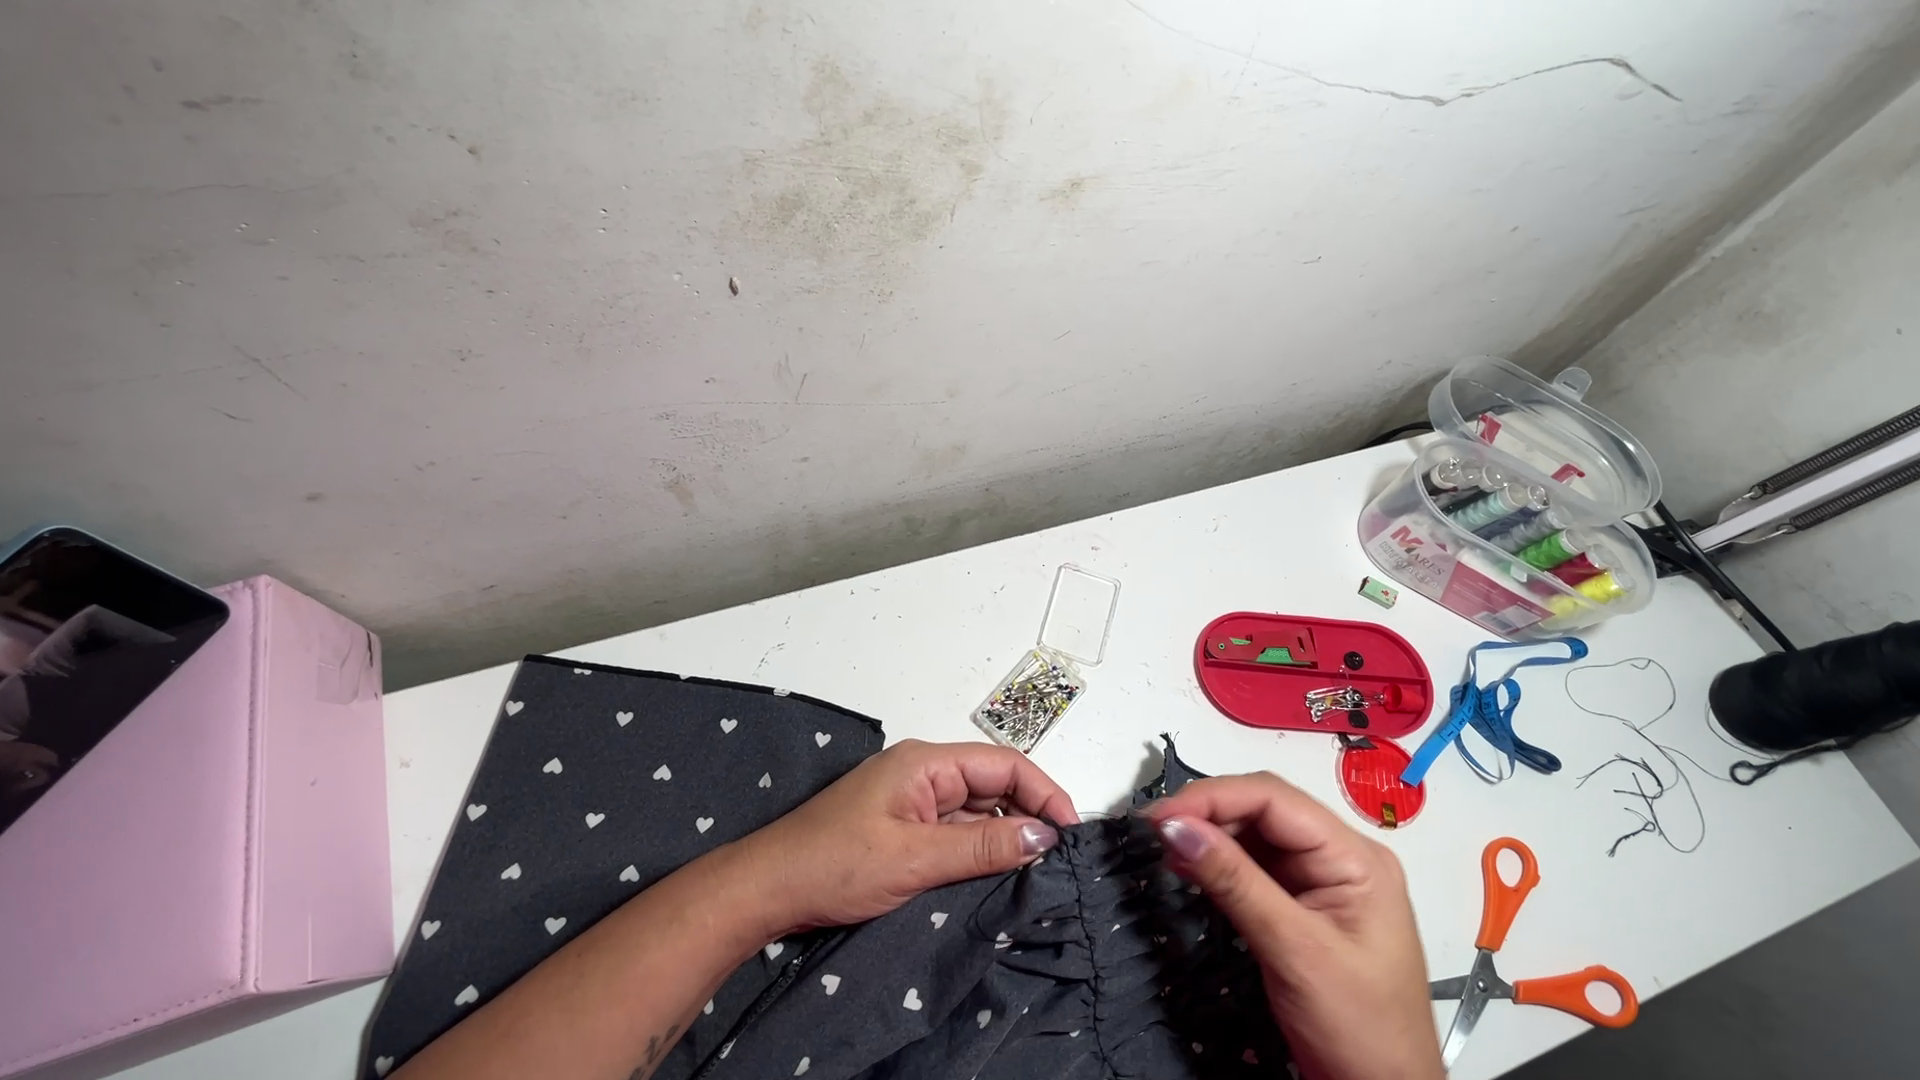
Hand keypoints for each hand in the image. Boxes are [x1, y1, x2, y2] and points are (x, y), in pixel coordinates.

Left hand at [731, 739, 1078, 937]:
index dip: (1043, 793)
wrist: (769, 889)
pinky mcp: (904, 828)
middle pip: (993, 785)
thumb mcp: (915, 858)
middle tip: (1057, 862)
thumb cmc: (833, 864)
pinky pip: (955, 832)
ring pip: (977, 811)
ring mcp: (913, 802)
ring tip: (1035, 873)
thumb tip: (1043, 835)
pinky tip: (995, 876)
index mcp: (926, 763)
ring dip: (1004, 837)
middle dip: (1028, 817)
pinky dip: (978, 850)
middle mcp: (924, 774)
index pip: (1004, 765)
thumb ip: (982, 845)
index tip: (1070, 833)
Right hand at [1146, 774, 1440, 1079]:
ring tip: (1165, 849)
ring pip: (1253, 834)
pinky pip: (1252, 866)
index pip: (1274, 799)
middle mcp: (1339, 856)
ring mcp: (1321, 880)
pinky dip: (1217, 863)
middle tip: (1155, 832)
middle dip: (1207, 813)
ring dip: (1208, 836)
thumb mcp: (1293, 950)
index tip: (1161, 816)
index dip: (1213, 797)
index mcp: (1355, 857)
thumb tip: (1174, 827)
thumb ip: (1234, 882)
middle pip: (1263, 810)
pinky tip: (1188, 868)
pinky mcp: (1301, 903)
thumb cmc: (1358, 1028)